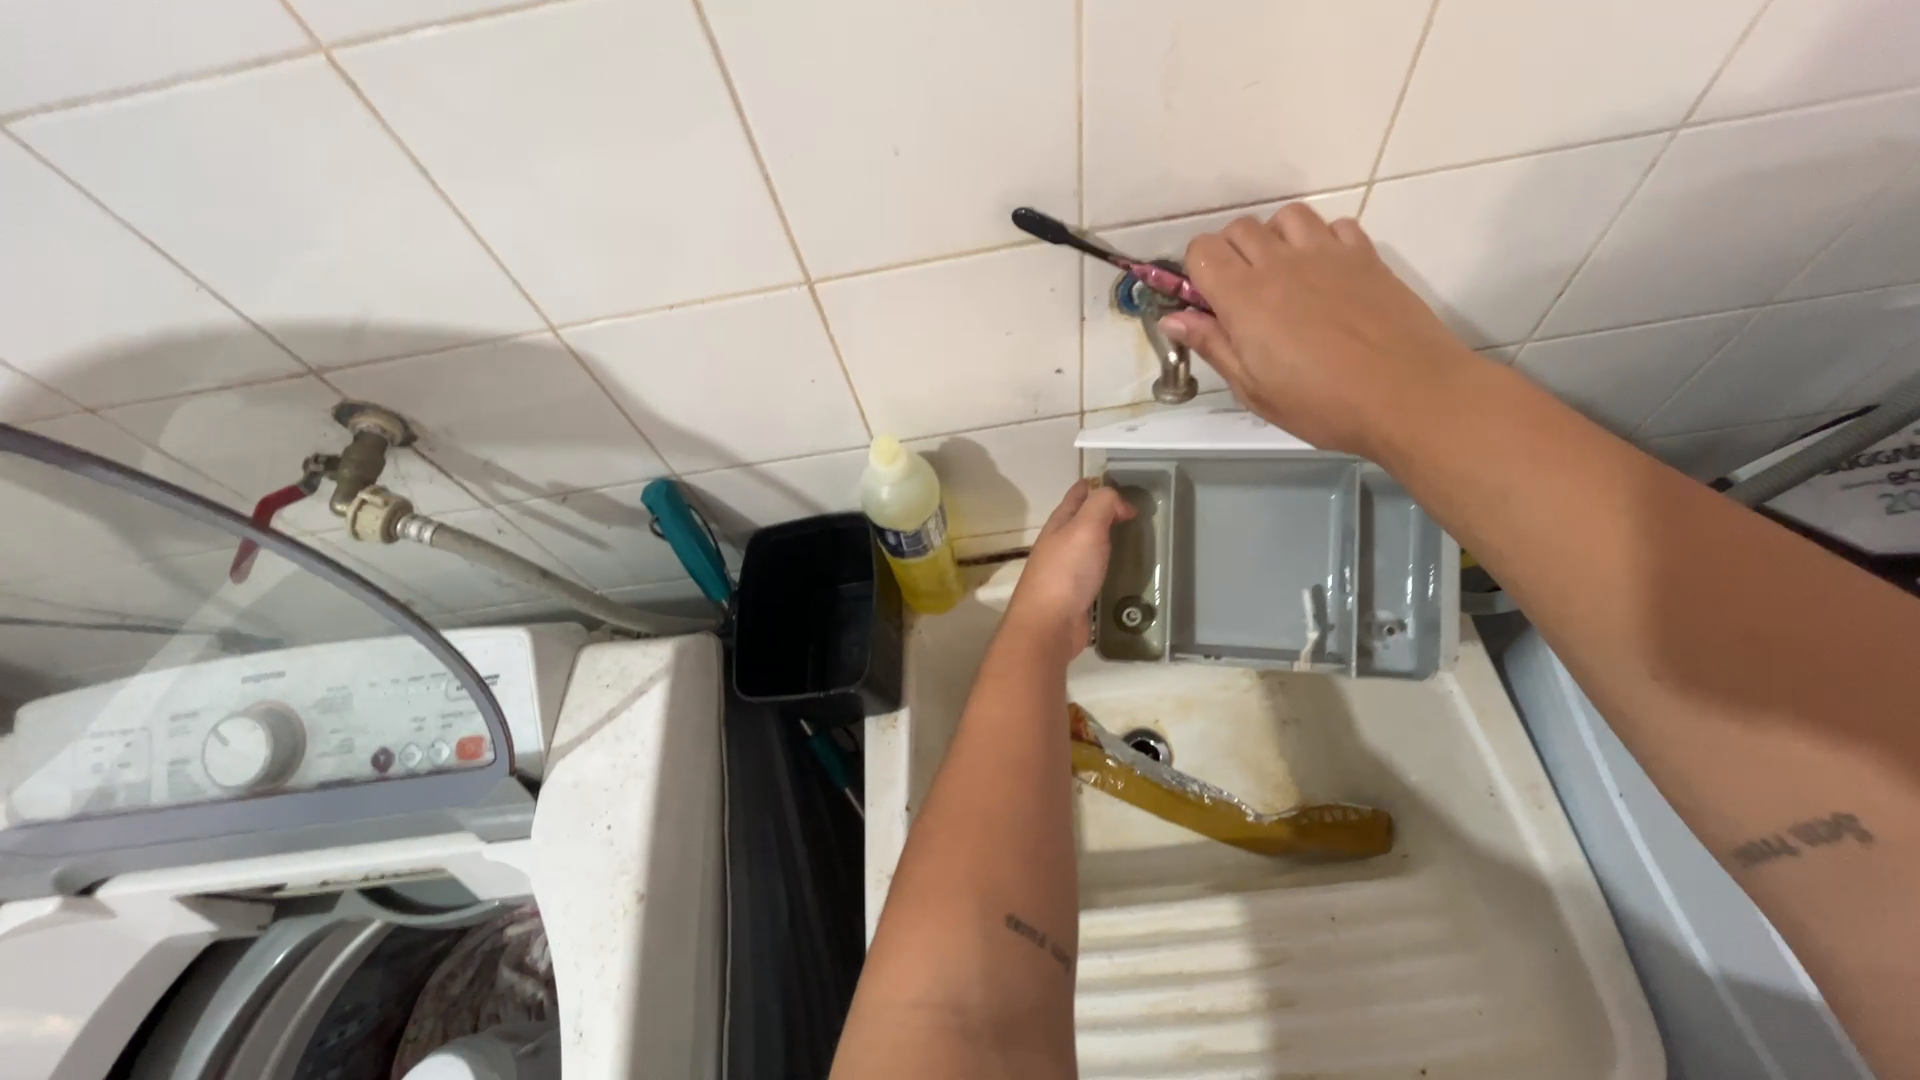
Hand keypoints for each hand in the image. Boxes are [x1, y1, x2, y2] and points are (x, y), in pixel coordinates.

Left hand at [1006, 480, 1135, 654]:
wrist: (1049, 625)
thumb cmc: (1066, 572)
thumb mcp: (1085, 527)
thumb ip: (1103, 505)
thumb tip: (1122, 504)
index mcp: (1058, 525)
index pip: (1076, 496)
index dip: (1093, 485)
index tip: (1116, 481)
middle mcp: (1059, 546)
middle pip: (1083, 523)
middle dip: (1105, 514)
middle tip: (1136, 513)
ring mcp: (1067, 573)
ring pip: (1091, 550)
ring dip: (1110, 543)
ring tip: (1138, 541)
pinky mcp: (1078, 597)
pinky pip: (1098, 576)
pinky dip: (1112, 570)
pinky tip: (1129, 574)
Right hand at [1159, 202, 1484, 460]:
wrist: (1408, 394)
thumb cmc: (1321, 403)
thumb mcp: (1253, 388)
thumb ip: (1212, 345)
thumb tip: (1173, 319)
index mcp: (1245, 297)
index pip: (1202, 251)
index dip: (1196, 272)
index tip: (1205, 303)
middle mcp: (1281, 263)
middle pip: (1240, 228)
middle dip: (1229, 253)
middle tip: (1239, 296)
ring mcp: (1327, 253)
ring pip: (1286, 217)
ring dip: (1274, 238)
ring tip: (1281, 276)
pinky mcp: (1366, 255)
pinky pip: (1333, 226)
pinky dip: (1320, 240)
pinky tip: (1324, 275)